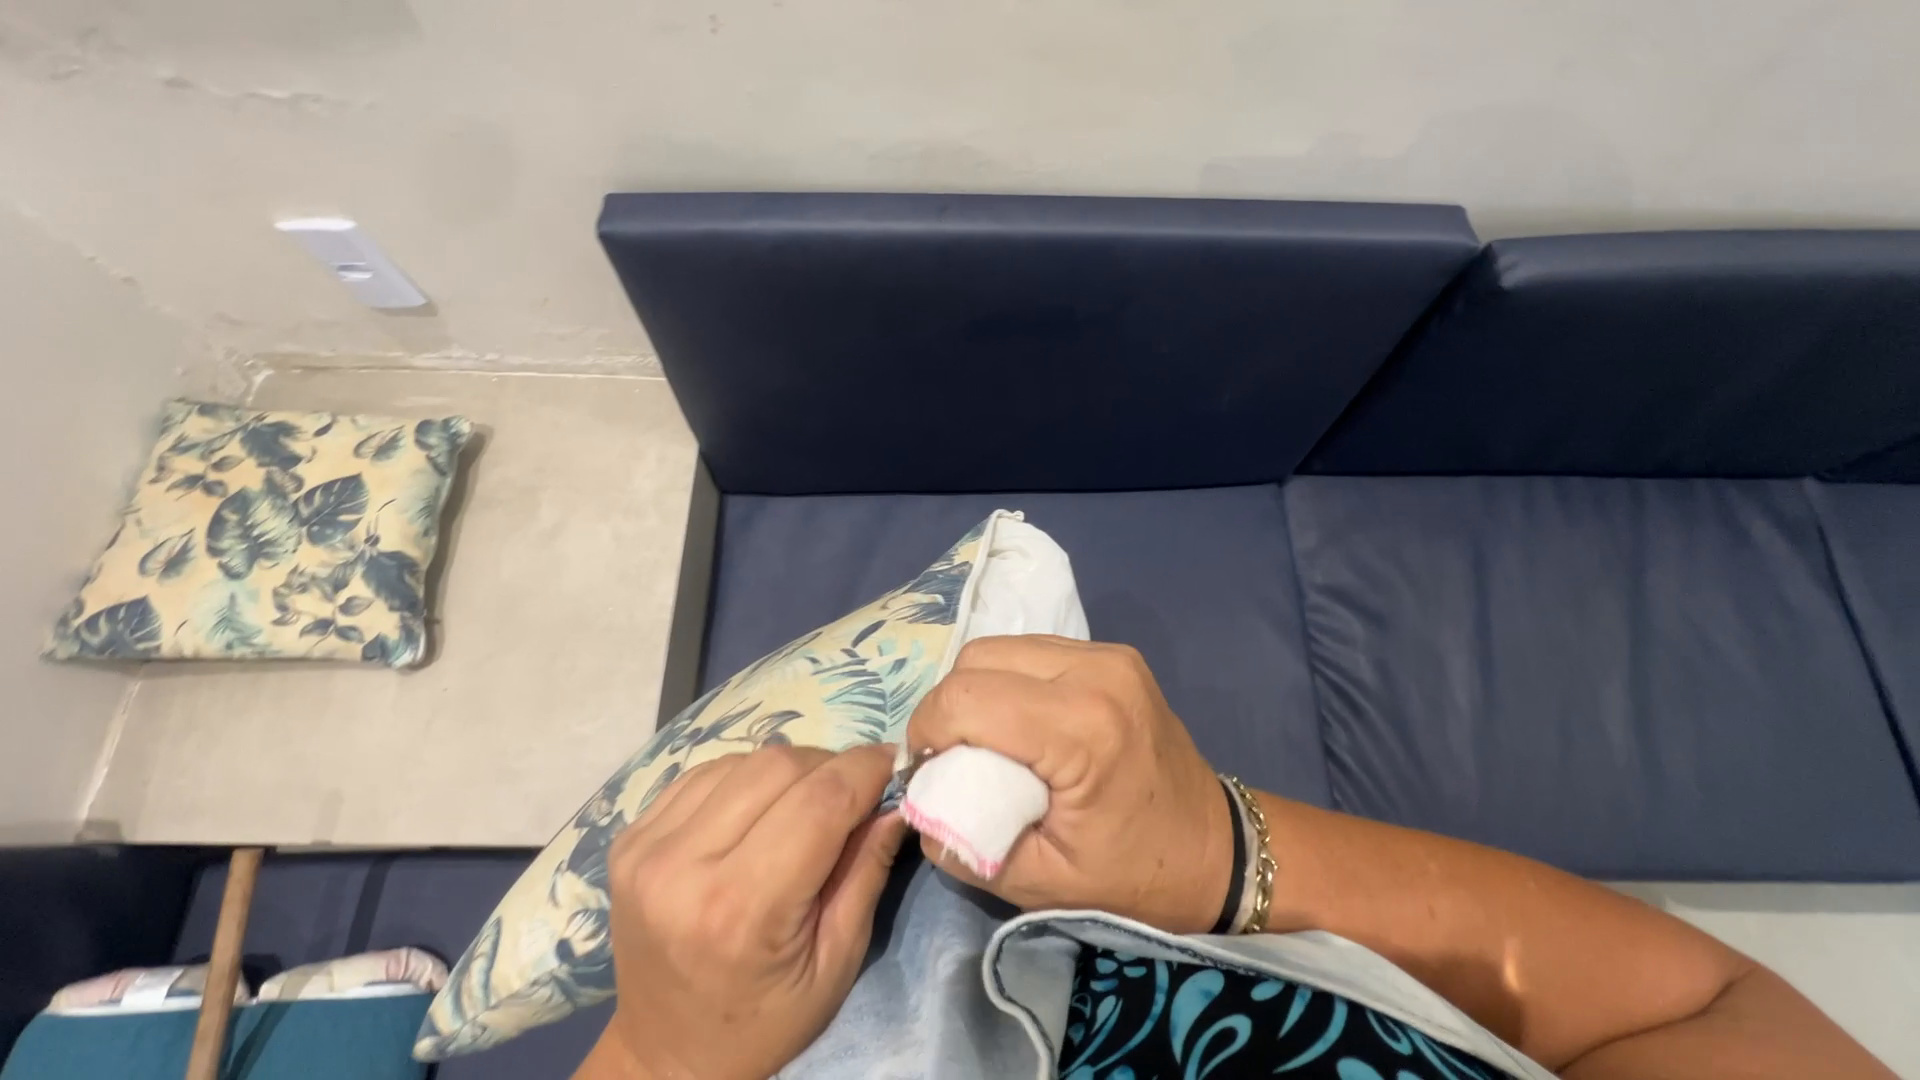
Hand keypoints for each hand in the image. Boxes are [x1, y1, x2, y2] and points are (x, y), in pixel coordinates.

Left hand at [578, 744, 908, 1079]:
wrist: (665, 1054)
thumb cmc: (764, 1021)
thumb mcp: (836, 962)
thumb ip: (867, 871)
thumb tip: (896, 800)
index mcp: (741, 908)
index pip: (820, 801)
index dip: (866, 769)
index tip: (895, 761)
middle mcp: (684, 865)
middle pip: (780, 765)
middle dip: (831, 767)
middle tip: (854, 792)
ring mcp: (648, 846)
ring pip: (743, 760)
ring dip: (789, 768)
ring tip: (806, 802)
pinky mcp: (628, 836)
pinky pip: (706, 773)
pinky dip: (746, 777)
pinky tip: (759, 809)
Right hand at [906, 635, 1233, 933]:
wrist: (1220, 850)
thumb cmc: (1136, 876)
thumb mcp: (1040, 882)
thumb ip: (964, 845)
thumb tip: (918, 806)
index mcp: (1082, 729)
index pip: (965, 700)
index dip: (927, 732)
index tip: (925, 772)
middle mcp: (1095, 672)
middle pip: (977, 660)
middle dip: (947, 709)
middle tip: (950, 758)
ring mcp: (1108, 655)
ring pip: (1001, 647)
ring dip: (975, 690)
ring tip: (981, 741)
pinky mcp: (1112, 654)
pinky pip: (1031, 650)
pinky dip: (1007, 681)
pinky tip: (1016, 723)